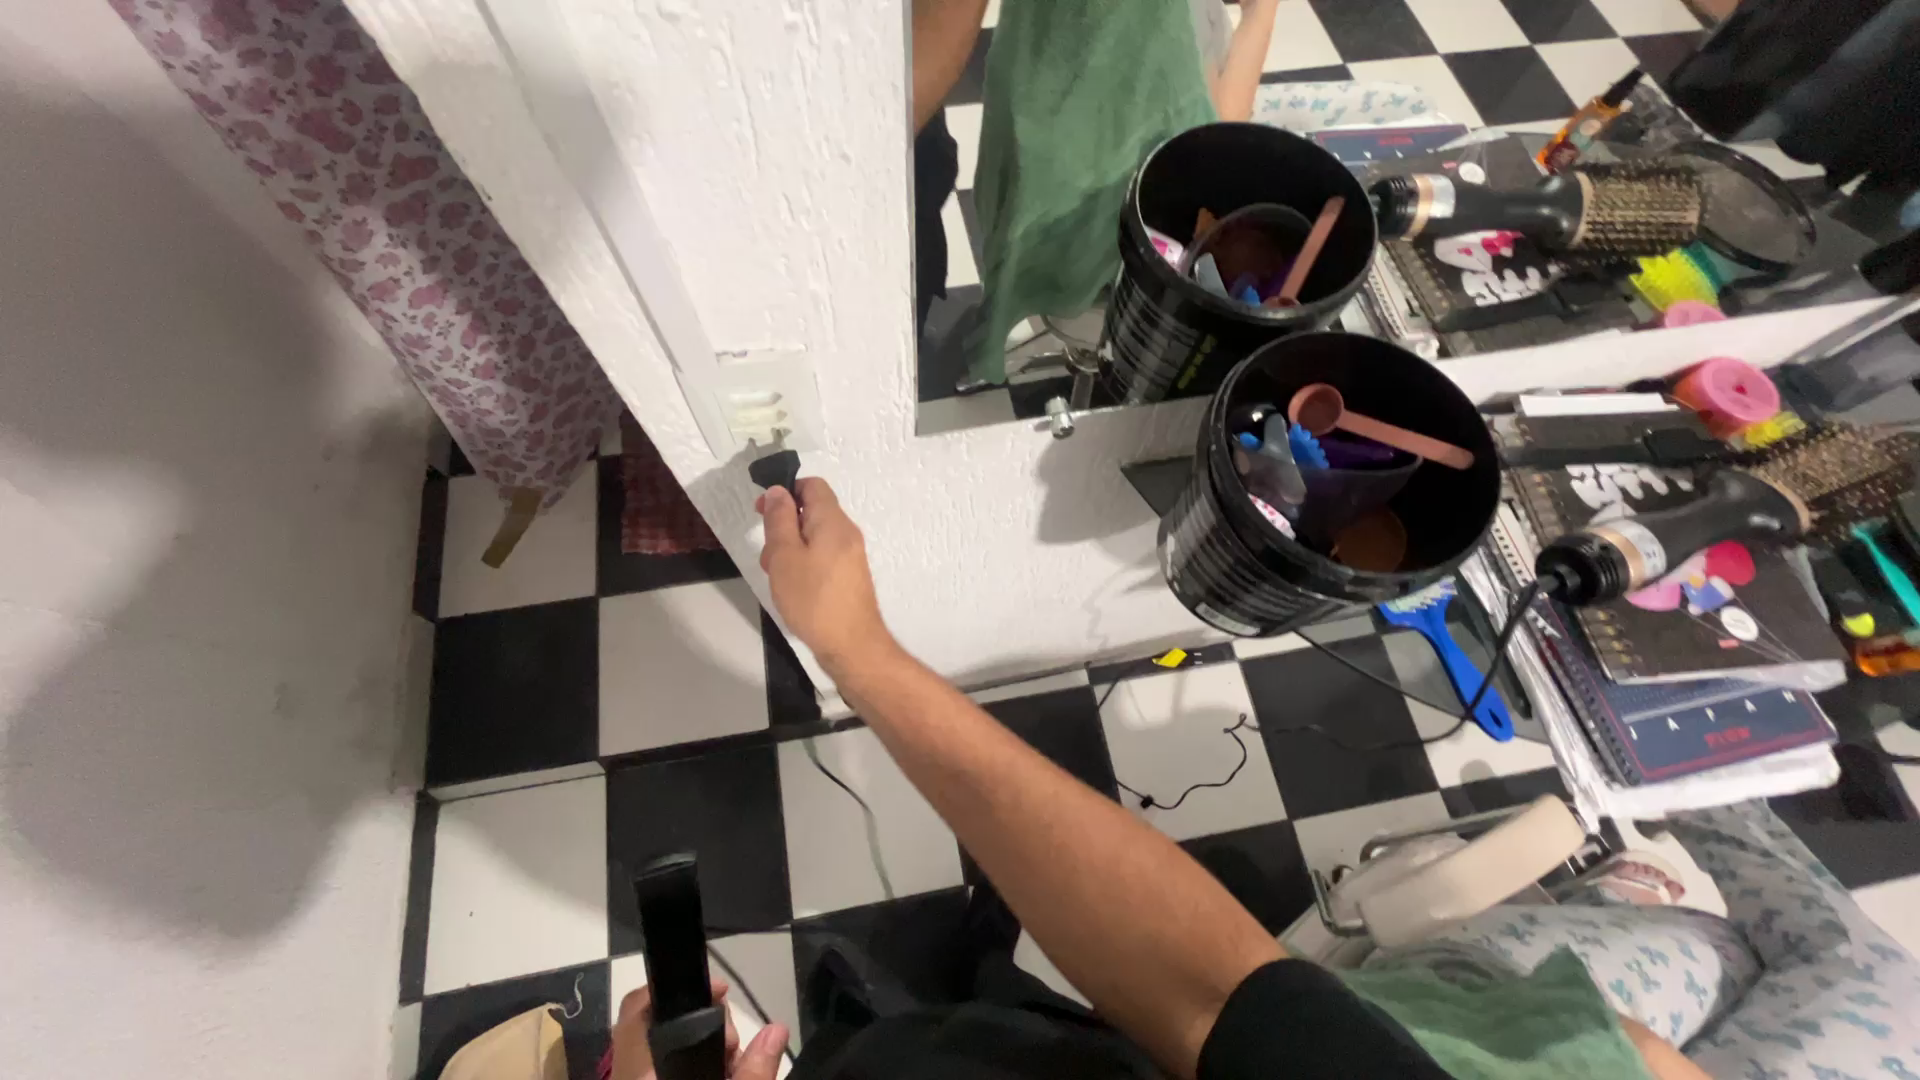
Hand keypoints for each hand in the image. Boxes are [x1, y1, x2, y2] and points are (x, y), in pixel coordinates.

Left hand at [610, 980, 788, 1079]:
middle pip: (661, 1026)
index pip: (638, 1009)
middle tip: (735, 1044)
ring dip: (706, 1050)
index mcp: (639, 1072)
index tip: (720, 991)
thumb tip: (777, 1029)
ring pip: (668, 1053)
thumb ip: (752, 1072)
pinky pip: (666, 1072)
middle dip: (707, 1023)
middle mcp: (629, 1075)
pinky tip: (726, 1075)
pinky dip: (694, 1069)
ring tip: (734, 1065)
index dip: (676, 988)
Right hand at [757, 478, 894, 669]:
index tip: (763, 512)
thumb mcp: (785, 555)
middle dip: (783, 527)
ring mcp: (851, 556)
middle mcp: (847, 533)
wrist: (851, 645)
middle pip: (811, 513)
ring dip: (790, 550)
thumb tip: (778, 491)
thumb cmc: (813, 599)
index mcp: (833, 521)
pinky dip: (804, 565)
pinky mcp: (849, 576)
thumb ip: (780, 520)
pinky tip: (792, 589)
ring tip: (777, 577)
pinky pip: (822, 557)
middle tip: (769, 555)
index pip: (812, 486)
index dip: (785, 491)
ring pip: (814, 538)